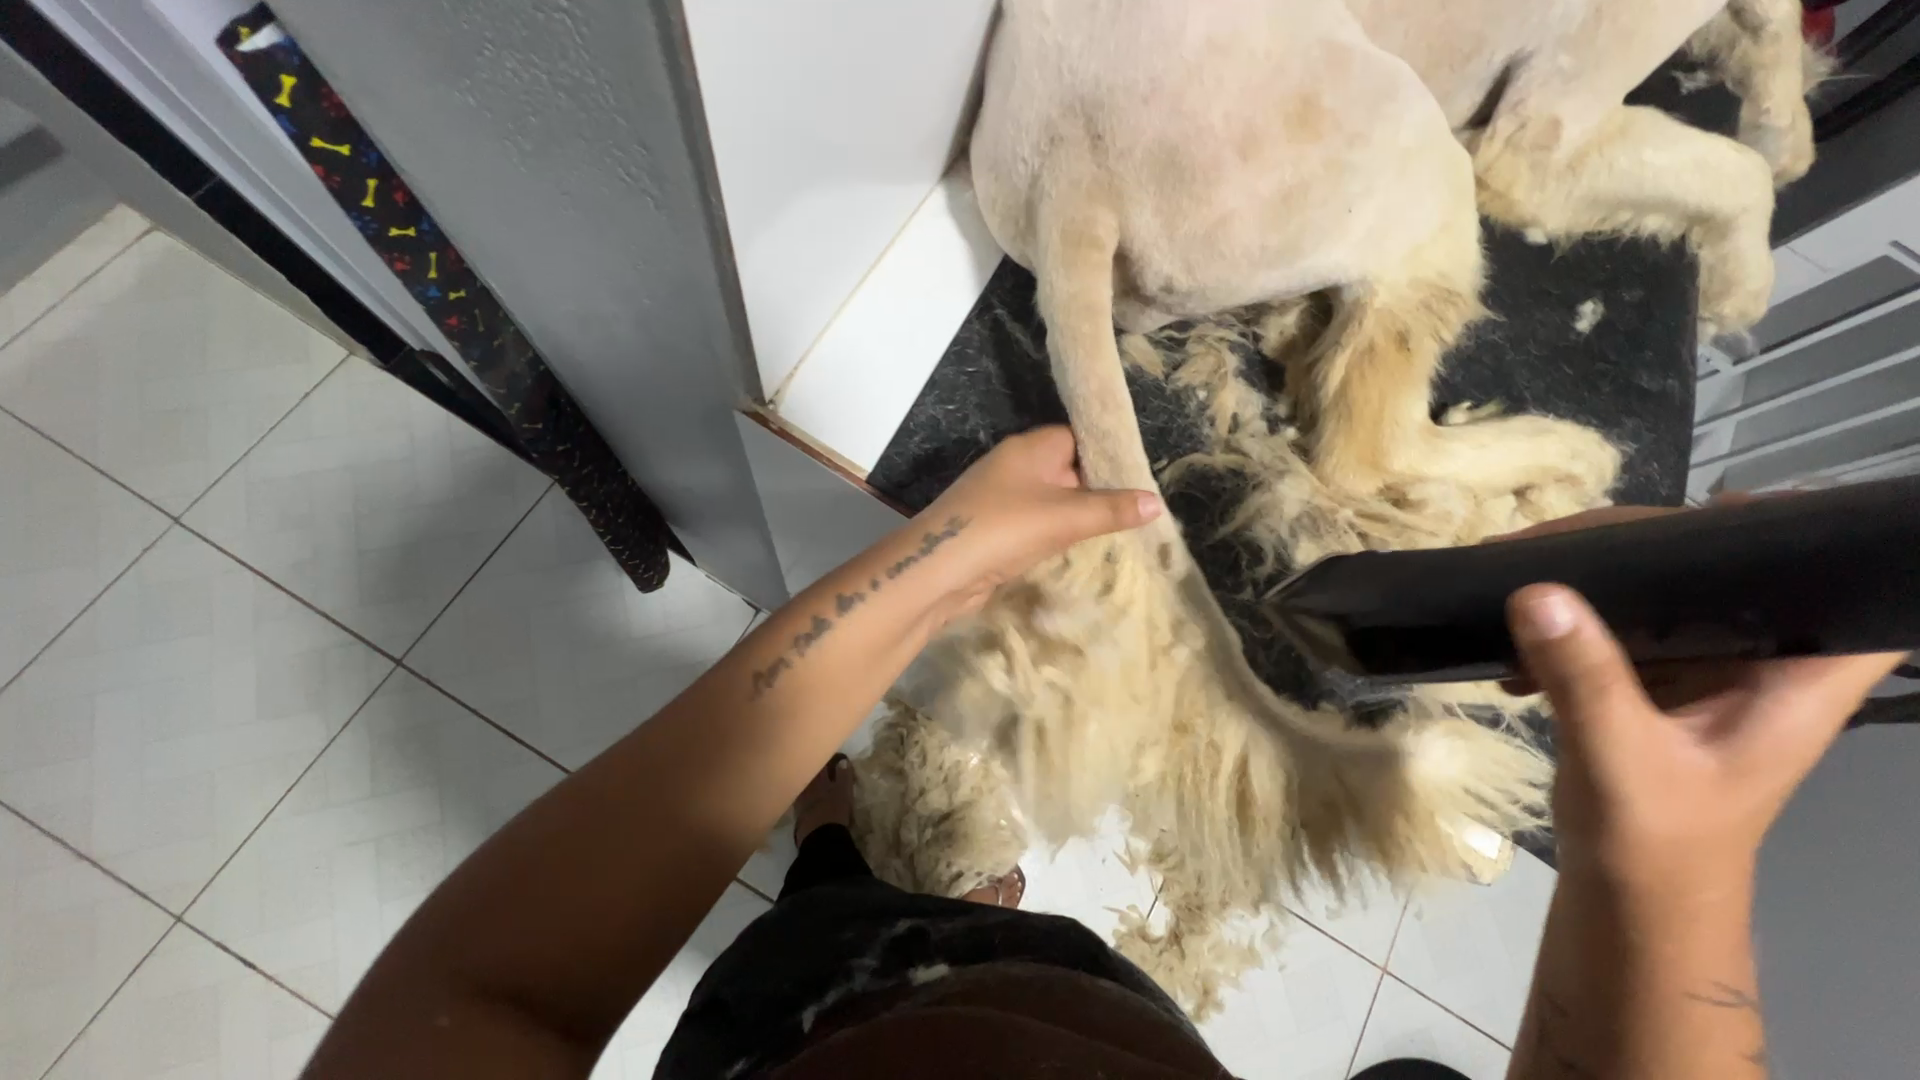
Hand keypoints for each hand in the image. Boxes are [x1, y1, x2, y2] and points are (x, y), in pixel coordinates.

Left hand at [912, 426, 1161, 620]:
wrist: (938, 572)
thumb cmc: (1002, 529)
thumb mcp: (1064, 517)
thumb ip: (1111, 509)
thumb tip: (1156, 502)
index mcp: (1029, 449)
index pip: (1078, 437)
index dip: (1108, 451)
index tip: (1143, 472)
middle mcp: (1015, 468)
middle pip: (1068, 470)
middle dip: (1100, 487)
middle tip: (1144, 506)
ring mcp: (1003, 501)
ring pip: (1053, 502)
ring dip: (1080, 516)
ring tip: (1125, 529)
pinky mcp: (997, 532)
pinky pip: (1038, 527)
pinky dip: (1059, 536)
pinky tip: (1084, 549)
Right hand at [1502, 506, 1903, 899]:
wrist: (1629, 897)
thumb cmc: (1654, 840)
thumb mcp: (1618, 757)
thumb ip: (1584, 676)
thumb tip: (1535, 591)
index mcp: (1792, 681)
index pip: (1843, 594)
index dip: (1808, 539)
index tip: (1727, 505)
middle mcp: (1756, 667)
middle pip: (1725, 576)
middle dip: (1643, 547)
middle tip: (1561, 537)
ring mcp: (1702, 677)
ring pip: (1662, 598)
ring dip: (1591, 579)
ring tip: (1520, 567)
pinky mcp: (1651, 687)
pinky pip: (1613, 629)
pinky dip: (1566, 621)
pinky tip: (1514, 631)